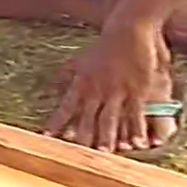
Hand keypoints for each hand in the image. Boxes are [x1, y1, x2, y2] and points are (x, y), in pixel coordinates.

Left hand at [45, 23, 169, 151]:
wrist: (127, 34)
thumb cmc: (102, 48)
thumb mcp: (78, 61)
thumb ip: (67, 75)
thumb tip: (53, 86)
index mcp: (81, 83)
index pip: (65, 106)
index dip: (56, 121)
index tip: (46, 135)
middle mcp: (96, 89)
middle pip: (86, 116)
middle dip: (81, 134)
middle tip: (76, 150)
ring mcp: (118, 91)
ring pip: (110, 118)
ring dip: (107, 136)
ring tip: (104, 151)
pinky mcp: (139, 91)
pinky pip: (136, 114)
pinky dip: (135, 129)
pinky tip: (135, 142)